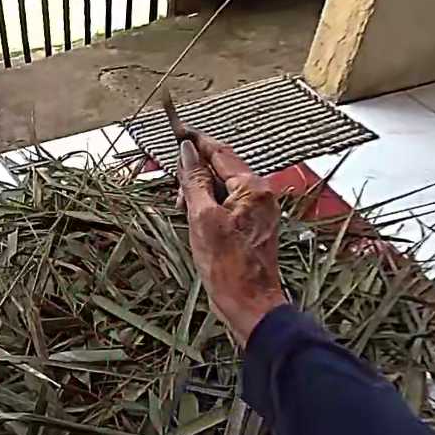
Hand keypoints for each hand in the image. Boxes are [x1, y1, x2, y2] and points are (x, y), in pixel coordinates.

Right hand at [177, 134, 285, 342]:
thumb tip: (187, 154)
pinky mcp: (251, 226)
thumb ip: (195, 182)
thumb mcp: (202, 218)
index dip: (197, 142)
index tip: (179, 131)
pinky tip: (193, 218)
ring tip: (181, 206)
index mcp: (253, 187)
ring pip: (222, 188)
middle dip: (195, 172)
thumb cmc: (227, 265)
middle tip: (174, 182)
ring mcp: (257, 211)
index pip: (220, 153)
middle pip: (222, 169)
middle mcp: (260, 194)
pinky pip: (226, 205)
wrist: (249, 303)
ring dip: (199, 191)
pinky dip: (207, 206)